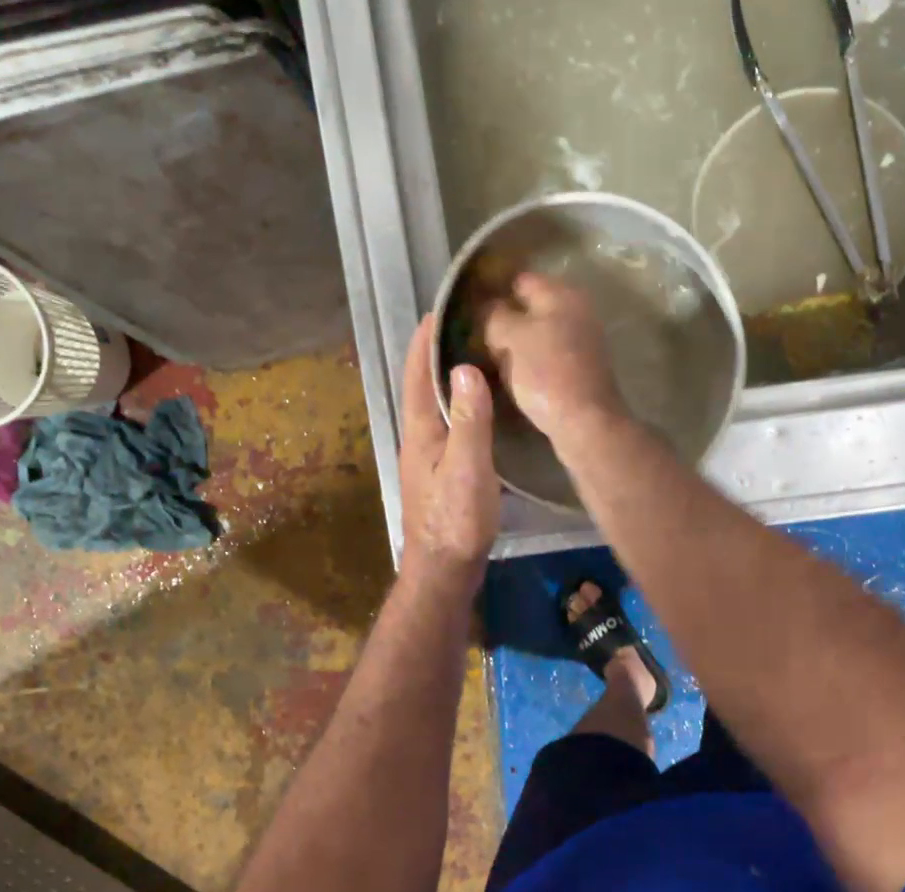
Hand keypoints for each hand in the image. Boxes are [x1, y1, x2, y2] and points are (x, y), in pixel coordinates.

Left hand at [398, 314, 499, 579]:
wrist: (445, 570)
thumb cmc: (455, 521)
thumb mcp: (467, 469)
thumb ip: (468, 421)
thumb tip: (466, 368)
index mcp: (421, 430)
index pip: (417, 372)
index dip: (426, 339)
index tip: (443, 308)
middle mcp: (420, 437)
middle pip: (426, 384)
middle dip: (442, 352)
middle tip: (471, 326)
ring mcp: (430, 456)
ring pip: (439, 405)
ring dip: (453, 378)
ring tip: (482, 355)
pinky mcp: (445, 472)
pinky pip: (452, 424)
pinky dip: (465, 404)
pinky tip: (486, 407)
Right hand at [482, 274, 628, 441]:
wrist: (585, 423)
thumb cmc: (546, 374)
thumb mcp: (510, 337)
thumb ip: (493, 315)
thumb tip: (484, 308)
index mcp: (562, 294)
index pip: (520, 280)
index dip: (492, 291)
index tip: (468, 309)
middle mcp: (576, 312)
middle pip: (528, 308)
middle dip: (502, 321)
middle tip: (473, 337)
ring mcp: (580, 342)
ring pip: (536, 335)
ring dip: (513, 345)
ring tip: (486, 358)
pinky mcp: (578, 370)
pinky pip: (545, 358)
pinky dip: (528, 364)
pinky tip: (510, 377)